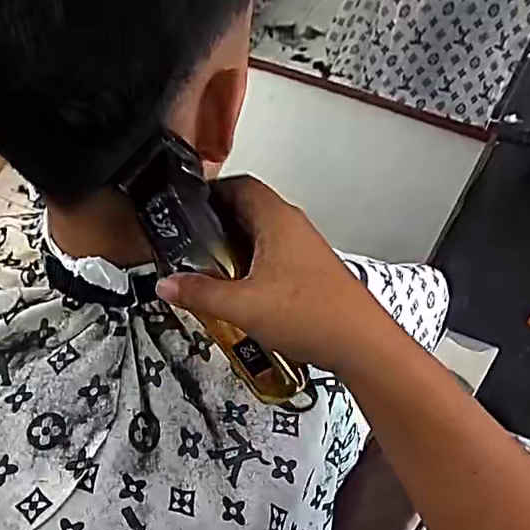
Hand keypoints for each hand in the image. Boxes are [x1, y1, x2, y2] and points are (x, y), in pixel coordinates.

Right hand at [156, 176, 402, 372]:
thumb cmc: (315, 316)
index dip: (210, 192)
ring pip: (264, 240)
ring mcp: (307, 252)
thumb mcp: (242, 306)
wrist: (360, 344)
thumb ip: (200, 294)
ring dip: (238, 253)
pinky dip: (256, 274)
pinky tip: (247, 302)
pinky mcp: (312, 276)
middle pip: (249, 212)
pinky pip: (277, 264)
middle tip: (197, 248)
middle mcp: (295, 230)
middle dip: (219, 228)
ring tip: (218, 279)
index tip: (190, 207)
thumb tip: (169, 285)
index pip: (239, 185)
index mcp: (277, 221)